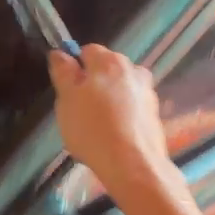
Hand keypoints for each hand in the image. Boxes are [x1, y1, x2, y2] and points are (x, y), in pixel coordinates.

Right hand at [48, 44, 175, 200]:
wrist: (132, 164)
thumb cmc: (92, 128)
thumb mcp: (66, 99)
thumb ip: (63, 72)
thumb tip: (60, 53)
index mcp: (109, 61)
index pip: (87, 51)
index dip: (74, 69)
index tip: (67, 91)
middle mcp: (133, 69)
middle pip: (106, 69)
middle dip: (93, 83)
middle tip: (79, 110)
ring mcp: (147, 91)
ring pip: (120, 88)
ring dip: (109, 99)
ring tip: (98, 126)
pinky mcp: (154, 113)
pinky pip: (132, 107)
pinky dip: (122, 115)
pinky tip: (114, 135)